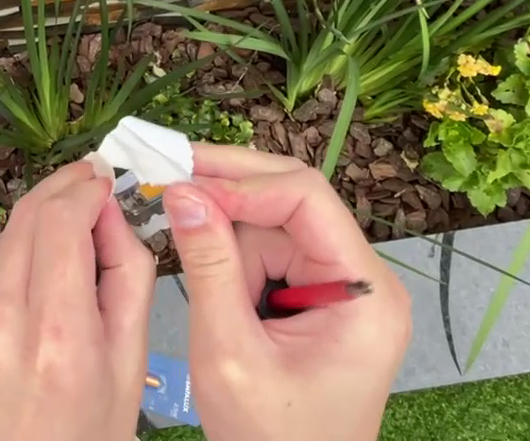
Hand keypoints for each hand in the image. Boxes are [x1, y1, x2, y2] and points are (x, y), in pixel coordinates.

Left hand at [0, 159, 154, 440]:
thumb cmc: (89, 437)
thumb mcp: (132, 364)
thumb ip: (128, 273)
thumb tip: (108, 210)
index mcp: (58, 337)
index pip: (60, 221)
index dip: (84, 187)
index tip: (105, 176)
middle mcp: (1, 323)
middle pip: (27, 216)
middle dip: (63, 187)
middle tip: (91, 179)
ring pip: (8, 237)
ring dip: (42, 220)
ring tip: (74, 229)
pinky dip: (19, 257)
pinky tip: (41, 275)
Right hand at [163, 145, 410, 440]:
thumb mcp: (228, 352)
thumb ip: (207, 265)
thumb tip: (180, 189)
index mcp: (363, 292)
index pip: (307, 197)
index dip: (243, 182)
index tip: (182, 184)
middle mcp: (359, 276)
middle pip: (290, 194)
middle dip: (227, 187)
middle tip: (167, 177)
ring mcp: (336, 282)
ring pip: (268, 216)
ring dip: (225, 227)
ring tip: (194, 263)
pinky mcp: (311, 292)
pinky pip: (264, 244)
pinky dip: (228, 247)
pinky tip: (207, 273)